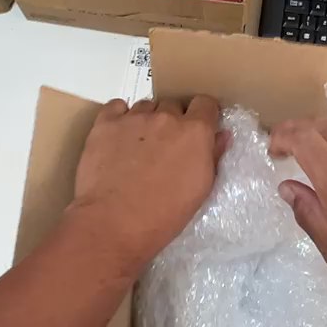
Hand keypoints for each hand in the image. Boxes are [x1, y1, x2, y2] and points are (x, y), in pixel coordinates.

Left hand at [65, 96, 224, 272]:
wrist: (114, 223)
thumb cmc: (164, 214)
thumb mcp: (200, 190)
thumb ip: (213, 156)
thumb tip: (222, 135)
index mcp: (195, 132)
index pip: (205, 103)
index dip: (203, 115)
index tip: (199, 129)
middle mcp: (166, 117)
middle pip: (173, 105)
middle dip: (173, 121)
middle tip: (165, 147)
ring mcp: (133, 118)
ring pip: (145, 106)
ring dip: (147, 120)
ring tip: (139, 147)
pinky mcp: (105, 124)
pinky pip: (116, 107)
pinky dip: (119, 117)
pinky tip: (118, 136)